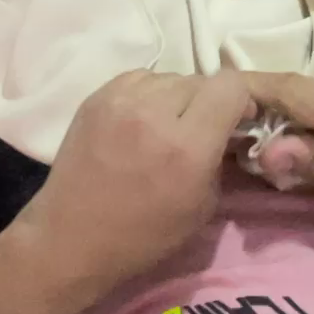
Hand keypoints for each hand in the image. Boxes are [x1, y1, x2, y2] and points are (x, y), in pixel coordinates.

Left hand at [8, 70, 252, 291]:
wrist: (73, 237)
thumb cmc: (144, 235)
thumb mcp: (203, 206)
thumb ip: (221, 158)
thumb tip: (229, 130)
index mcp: (187, 146)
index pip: (230, 86)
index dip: (240, 100)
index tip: (234, 121)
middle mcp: (154, 113)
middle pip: (200, 80)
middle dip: (208, 102)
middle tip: (198, 128)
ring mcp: (120, 100)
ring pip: (168, 76)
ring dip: (176, 96)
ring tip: (165, 124)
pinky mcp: (96, 96)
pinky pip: (138, 78)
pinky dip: (148, 93)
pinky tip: (141, 119)